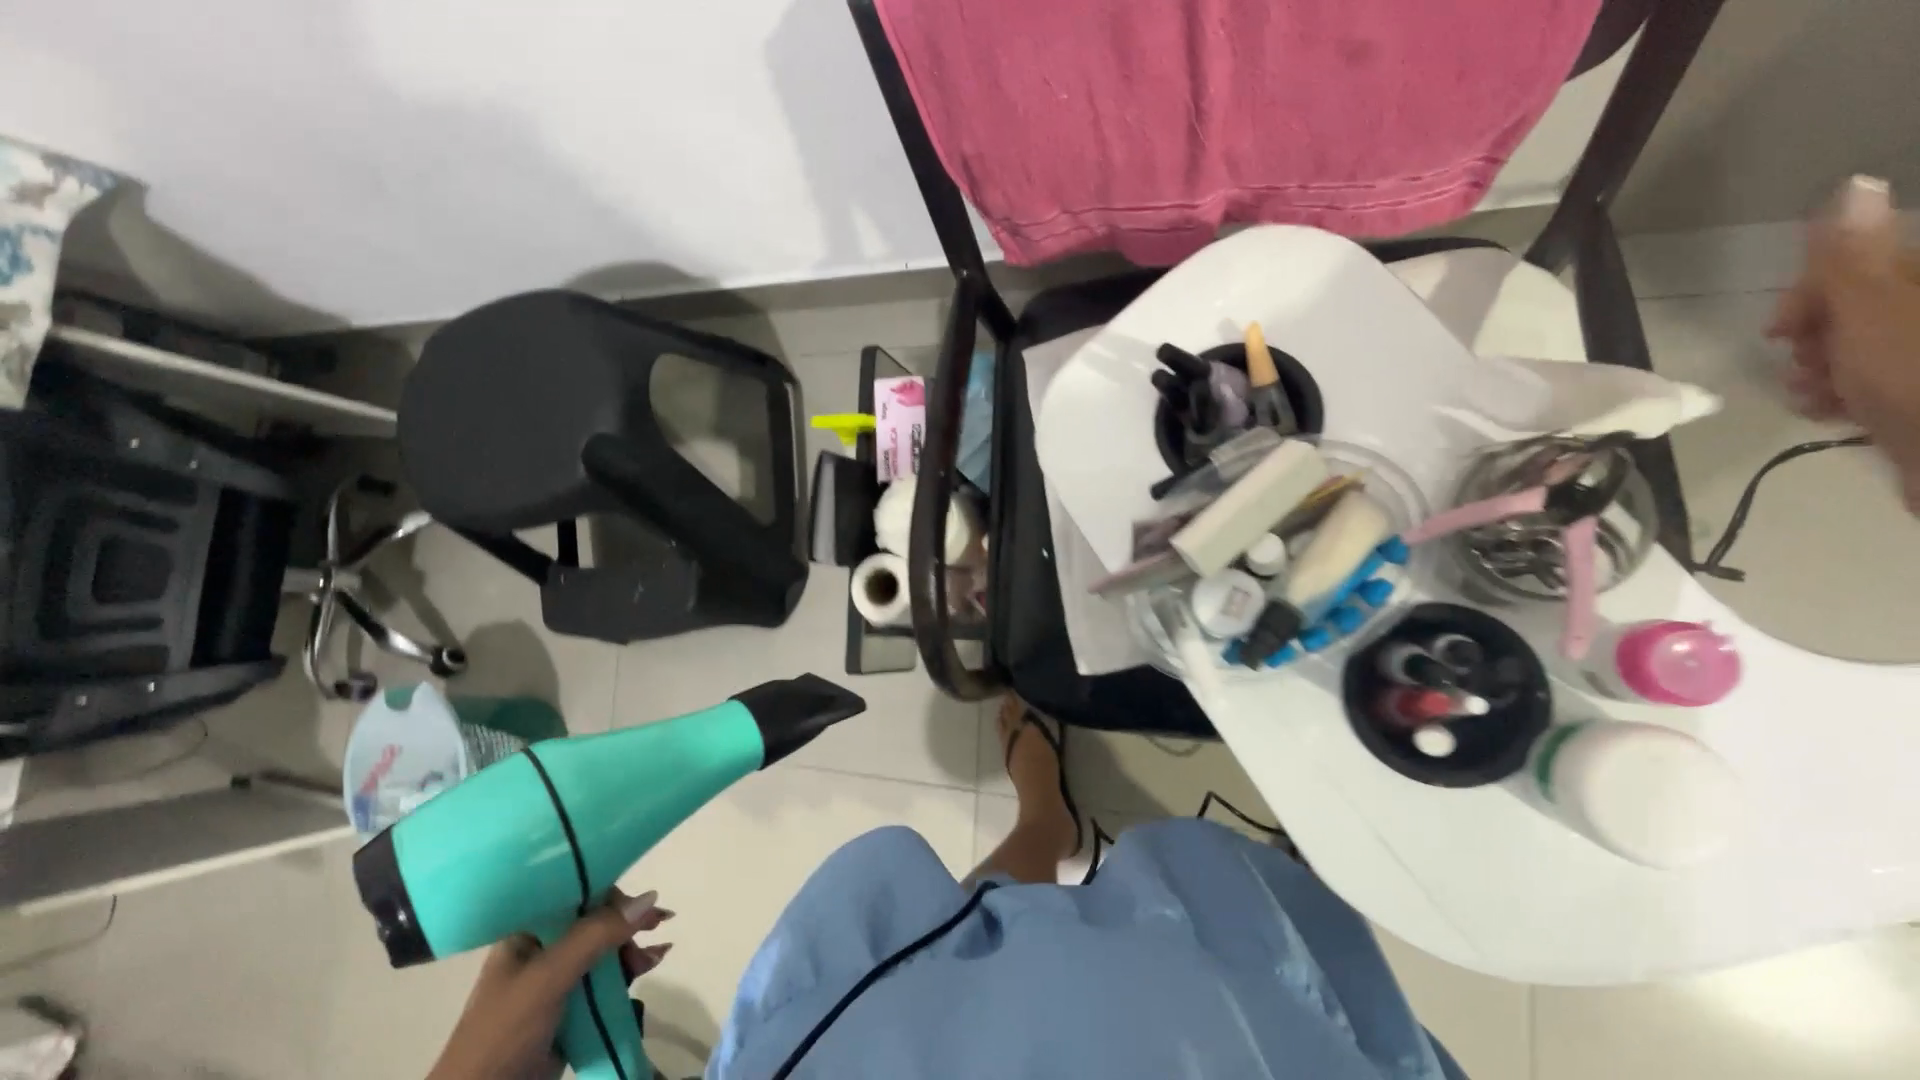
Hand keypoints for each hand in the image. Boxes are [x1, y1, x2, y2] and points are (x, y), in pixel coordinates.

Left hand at [428, 888, 673, 1079]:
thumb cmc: (503, 1035)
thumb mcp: (548, 979)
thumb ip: (595, 937)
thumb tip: (650, 897)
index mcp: (526, 934)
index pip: (576, 897)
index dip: (613, 898)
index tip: (645, 907)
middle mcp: (541, 951)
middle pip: (595, 923)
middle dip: (627, 925)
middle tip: (659, 929)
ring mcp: (556, 982)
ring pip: (604, 951)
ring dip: (632, 949)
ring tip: (654, 960)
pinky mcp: (570, 1009)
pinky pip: (605, 980)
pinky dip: (628, 973)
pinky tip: (648, 968)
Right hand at [1768, 176, 1919, 510]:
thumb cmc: (1912, 378)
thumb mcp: (1874, 308)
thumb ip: (1853, 254)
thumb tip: (1854, 184)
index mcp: (1917, 286)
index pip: (1863, 266)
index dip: (1813, 291)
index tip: (1780, 327)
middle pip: (1859, 306)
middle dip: (1814, 335)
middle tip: (1798, 362)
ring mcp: (1919, 358)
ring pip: (1859, 347)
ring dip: (1818, 370)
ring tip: (1808, 394)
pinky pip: (1871, 383)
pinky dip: (1839, 395)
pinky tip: (1825, 410)